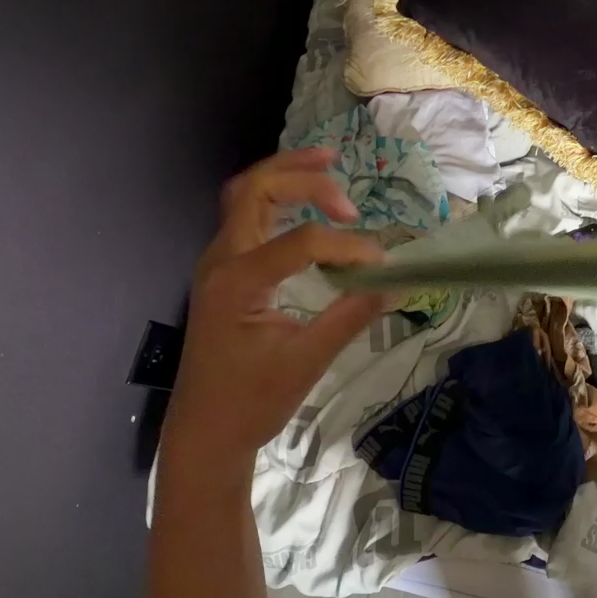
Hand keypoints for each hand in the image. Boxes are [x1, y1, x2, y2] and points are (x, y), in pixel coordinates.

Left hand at [162, 148, 388, 471]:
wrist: (203, 435)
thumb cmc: (251, 403)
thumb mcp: (306, 362)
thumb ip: (349, 317)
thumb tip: (393, 284)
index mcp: (239, 282)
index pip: (302, 240)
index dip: (347, 244)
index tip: (380, 262)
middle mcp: (222, 260)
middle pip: (256, 190)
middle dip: (303, 177)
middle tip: (347, 191)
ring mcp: (217, 263)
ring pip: (246, 195)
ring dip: (285, 175)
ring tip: (326, 163)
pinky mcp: (223, 272)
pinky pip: (246, 215)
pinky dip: (277, 197)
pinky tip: (305, 203)